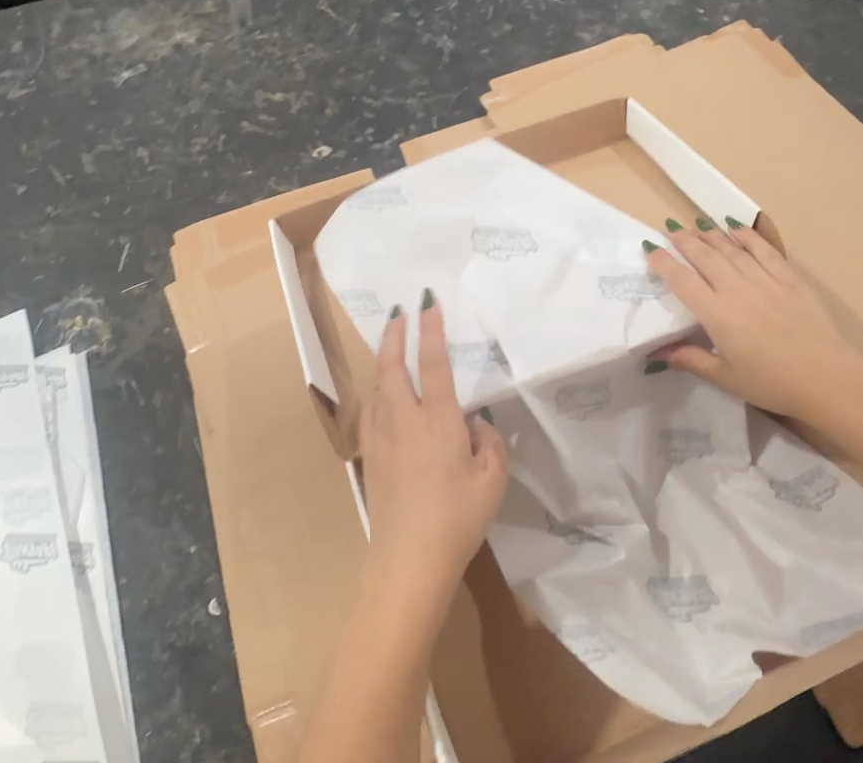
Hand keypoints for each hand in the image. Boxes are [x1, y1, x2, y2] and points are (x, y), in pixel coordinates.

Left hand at [359, 294, 509, 607]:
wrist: (408, 558)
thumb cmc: (457, 518)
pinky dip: (376, 390)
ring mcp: (381, 437)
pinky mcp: (370, 457)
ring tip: (390, 345)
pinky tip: (380, 394)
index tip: (427, 304)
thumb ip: (489, 444)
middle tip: (400, 312)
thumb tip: (476, 424)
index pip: (433, 364)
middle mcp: (404, 419)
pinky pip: (370, 410)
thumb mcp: (492, 481)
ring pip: (378, 386)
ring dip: (384, 359)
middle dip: (395, 334)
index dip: (431, 331)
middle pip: (392, 366)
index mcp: (437, 420)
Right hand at [645, 218, 862, 420]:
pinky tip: (738, 229)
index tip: (650, 250)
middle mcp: (738, 290)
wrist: (828, 379)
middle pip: (706, 257)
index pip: (683, 281)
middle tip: (671, 230)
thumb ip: (689, 359)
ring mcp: (766, 282)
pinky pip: (766, 252)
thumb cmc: (771, 383)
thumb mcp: (725, 377)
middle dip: (686, 241)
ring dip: (713, 235)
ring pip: (733, 251)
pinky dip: (749, 238)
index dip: (664, 263)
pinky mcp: (790, 281)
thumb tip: (654, 353)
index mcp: (718, 315)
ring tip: (697, 226)